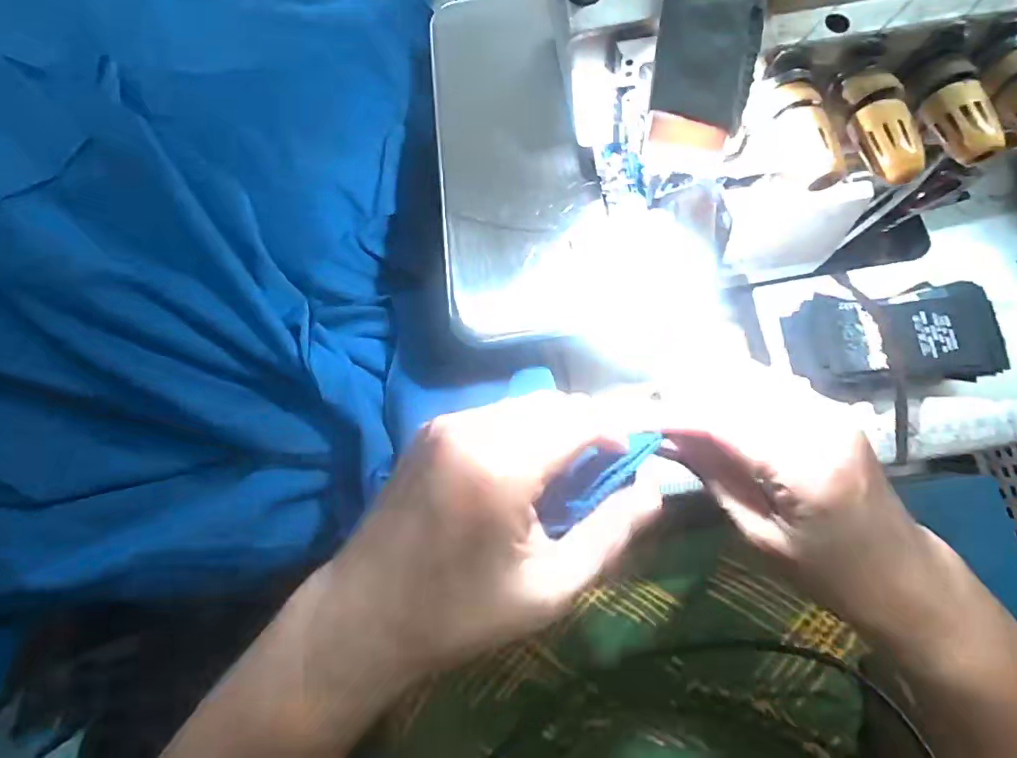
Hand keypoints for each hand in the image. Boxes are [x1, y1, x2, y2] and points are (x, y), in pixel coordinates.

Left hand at [320, 390, 665, 677]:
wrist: (364, 615)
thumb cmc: (461, 611)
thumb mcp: (549, 589)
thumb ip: (609, 534)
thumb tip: (652, 490)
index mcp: (503, 466)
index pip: (579, 418)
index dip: (615, 429)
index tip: (630, 458)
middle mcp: (474, 428)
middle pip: (554, 403)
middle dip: (587, 424)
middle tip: (603, 466)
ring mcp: (447, 422)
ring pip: (524, 403)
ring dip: (556, 424)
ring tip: (566, 468)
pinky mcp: (431, 427)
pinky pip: (495, 412)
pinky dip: (523, 427)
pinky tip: (523, 465)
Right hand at [657, 364, 950, 637]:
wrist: (902, 572)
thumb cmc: (830, 573)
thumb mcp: (761, 536)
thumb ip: (715, 476)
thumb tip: (669, 435)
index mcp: (806, 466)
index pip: (723, 420)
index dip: (674, 414)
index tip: (636, 419)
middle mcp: (821, 422)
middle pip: (736, 384)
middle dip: (687, 388)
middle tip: (650, 404)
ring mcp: (830, 408)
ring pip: (753, 374)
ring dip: (709, 381)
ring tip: (672, 396)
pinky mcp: (831, 405)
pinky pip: (772, 383)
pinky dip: (736, 385)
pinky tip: (712, 397)